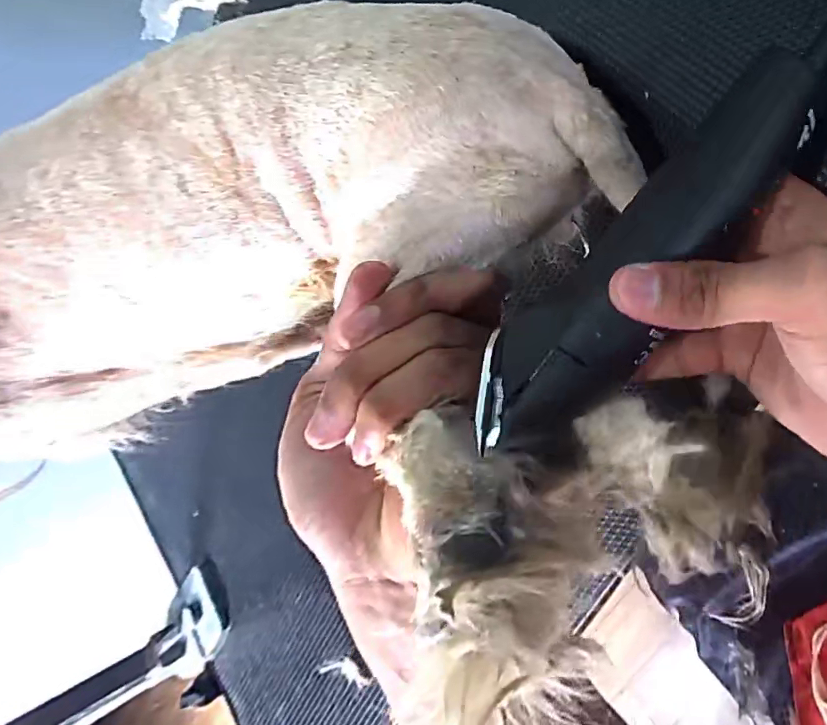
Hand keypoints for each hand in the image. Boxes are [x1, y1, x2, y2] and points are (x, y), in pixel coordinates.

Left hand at [276, 260, 499, 704]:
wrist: (365, 556)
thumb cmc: (340, 485)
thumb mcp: (320, 397)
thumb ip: (349, 337)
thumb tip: (374, 269)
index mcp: (436, 346)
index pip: (449, 290)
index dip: (405, 296)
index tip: (352, 329)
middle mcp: (477, 357)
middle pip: (431, 321)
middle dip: (364, 367)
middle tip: (329, 429)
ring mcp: (496, 388)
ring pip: (442, 349)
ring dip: (374, 396)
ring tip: (356, 447)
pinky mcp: (506, 417)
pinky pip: (462, 383)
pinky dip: (400, 407)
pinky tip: (382, 449)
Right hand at [606, 176, 826, 479]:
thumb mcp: (798, 291)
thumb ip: (712, 287)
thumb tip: (622, 284)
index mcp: (782, 213)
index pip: (713, 193)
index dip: (663, 200)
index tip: (601, 207)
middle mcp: (759, 251)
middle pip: (689, 248)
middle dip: (641, 260)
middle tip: (573, 264)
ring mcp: (747, 305)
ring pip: (683, 301)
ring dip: (641, 312)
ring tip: (578, 315)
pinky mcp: (740, 353)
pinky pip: (687, 348)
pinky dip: (654, 356)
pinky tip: (609, 362)